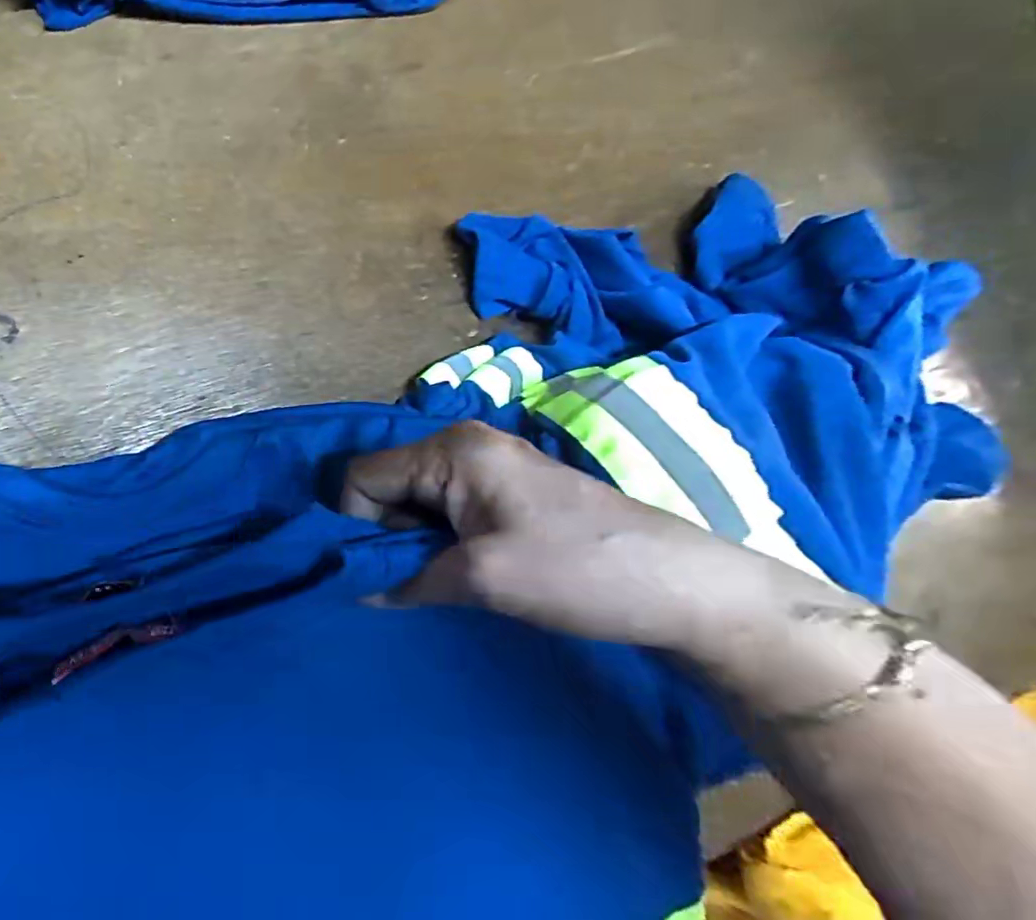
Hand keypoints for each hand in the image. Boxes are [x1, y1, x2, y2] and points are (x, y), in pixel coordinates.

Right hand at [341, 422, 833, 653]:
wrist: (679, 587)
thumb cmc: (576, 571)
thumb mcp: (482, 578)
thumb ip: (407, 579)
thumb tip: (358, 590)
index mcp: (451, 449)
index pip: (363, 476)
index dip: (356, 525)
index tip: (376, 573)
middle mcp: (463, 444)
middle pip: (387, 484)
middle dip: (385, 534)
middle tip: (409, 581)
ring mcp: (488, 466)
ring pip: (415, 500)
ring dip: (413, 542)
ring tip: (438, 582)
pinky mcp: (506, 492)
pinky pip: (445, 510)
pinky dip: (438, 541)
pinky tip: (459, 572)